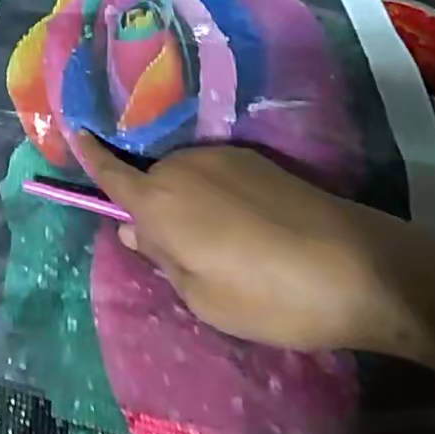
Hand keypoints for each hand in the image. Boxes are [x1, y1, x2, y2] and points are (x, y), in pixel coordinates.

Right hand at [72, 132, 434, 360]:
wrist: (359, 266)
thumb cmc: (270, 296)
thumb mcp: (205, 300)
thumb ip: (163, 261)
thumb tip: (137, 232)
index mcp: (158, 203)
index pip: (109, 173)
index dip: (89, 154)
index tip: (76, 133)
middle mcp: (178, 168)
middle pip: (151, 183)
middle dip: (157, 209)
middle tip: (187, 251)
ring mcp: (216, 157)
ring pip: (185, 178)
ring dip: (191, 202)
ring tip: (231, 242)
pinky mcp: (251, 157)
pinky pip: (216, 173)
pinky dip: (220, 194)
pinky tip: (256, 225)